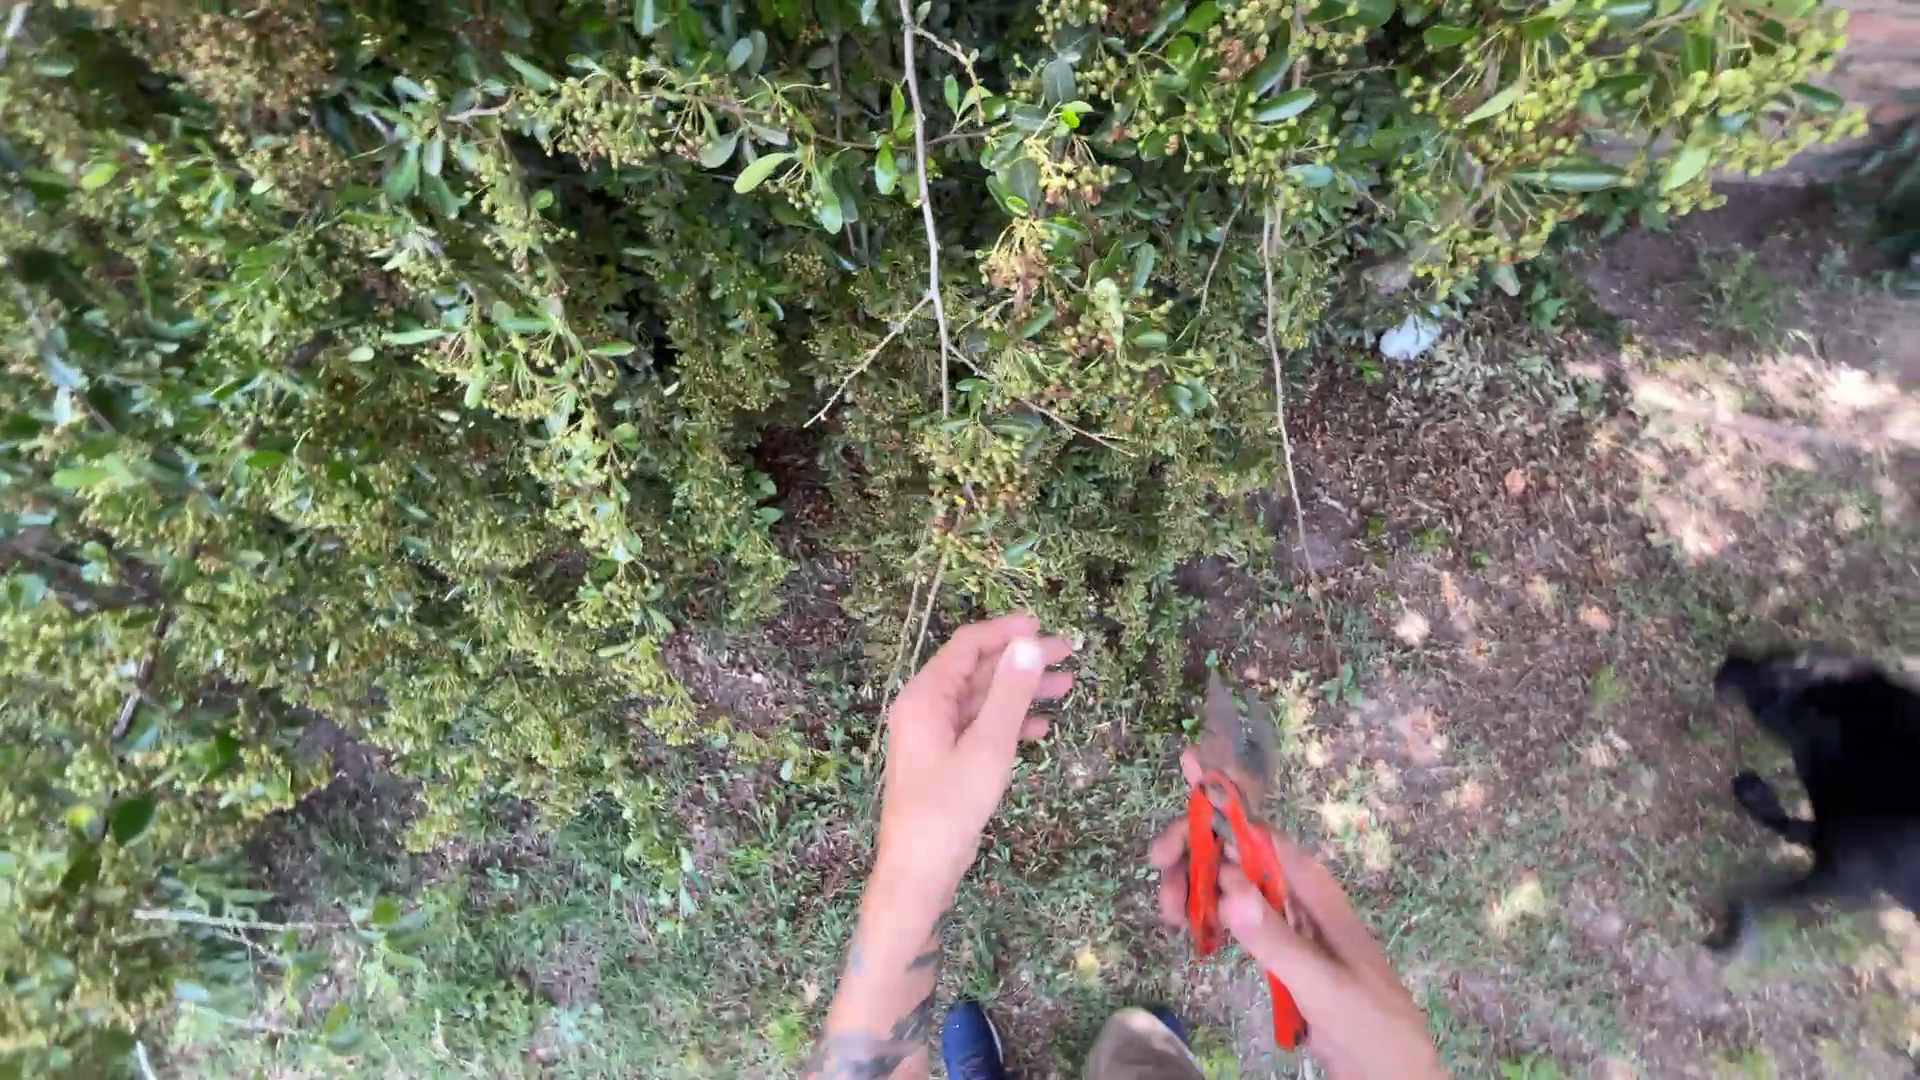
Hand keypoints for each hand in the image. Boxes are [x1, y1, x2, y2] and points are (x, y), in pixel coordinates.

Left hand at [873, 613, 1073, 906]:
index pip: (968, 645)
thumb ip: (1010, 692)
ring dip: (1022, 691)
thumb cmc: (950, 806)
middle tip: (1069, 653)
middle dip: (1022, 660)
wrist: (919, 872)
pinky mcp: (944, 757)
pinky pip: (979, 727)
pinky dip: (1009, 723)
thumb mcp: (988, 747)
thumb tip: (1029, 643)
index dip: (1006, 631)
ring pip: (983, 699)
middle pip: (978, 669)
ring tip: (1068, 687)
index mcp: (926, 695)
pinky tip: (1041, 729)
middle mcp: (926, 706)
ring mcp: (934, 733)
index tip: (1044, 626)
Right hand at [1151, 755, 1444, 1079]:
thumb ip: (1276, 939)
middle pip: (1230, 849)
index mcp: (1310, 885)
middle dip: (1191, 851)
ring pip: (1222, 878)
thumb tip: (1226, 885)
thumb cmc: (1373, 1027)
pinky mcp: (1272, 940)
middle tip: (1158, 875)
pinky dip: (1201, 911)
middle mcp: (1291, 888)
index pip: (1254, 829)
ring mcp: (1280, 914)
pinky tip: (1189, 929)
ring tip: (1169, 917)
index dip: (1217, 802)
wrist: (1395, 1079)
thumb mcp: (1325, 986)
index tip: (1184, 784)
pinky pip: (1227, 910)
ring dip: (1189, 884)